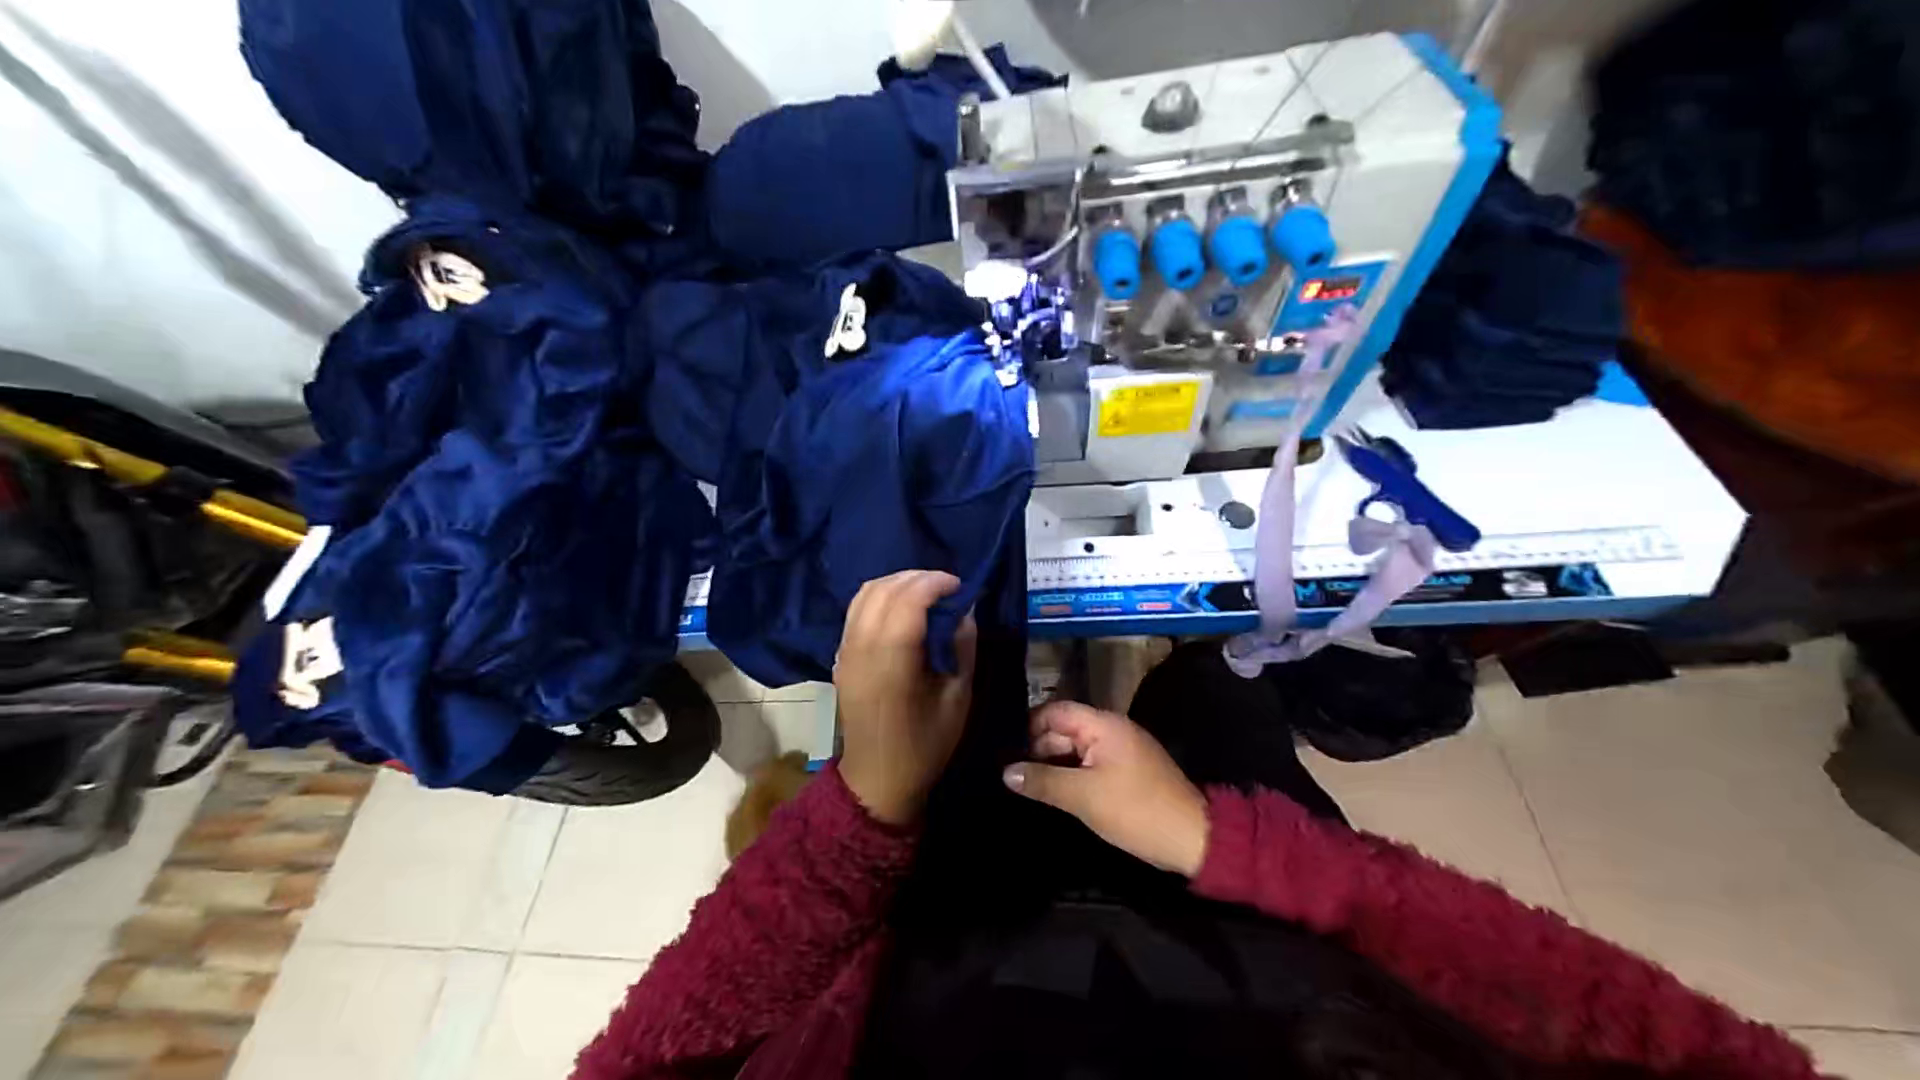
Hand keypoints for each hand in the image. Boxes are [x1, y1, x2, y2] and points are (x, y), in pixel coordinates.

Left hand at [834, 570, 976, 824]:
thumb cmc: (924, 746)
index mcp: (892, 663)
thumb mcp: (957, 700)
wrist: (877, 779)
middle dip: (917, 578)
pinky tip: (902, 607)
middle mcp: (862, 650)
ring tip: (926, 592)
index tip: (960, 587)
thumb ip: (962, 648)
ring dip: (896, 583)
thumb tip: (964, 611)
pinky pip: (856, 610)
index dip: (934, 583)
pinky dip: (879, 596)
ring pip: (865, 594)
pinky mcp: (840, 657)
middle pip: (883, 590)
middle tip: (947, 586)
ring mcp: (845, 652)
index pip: (907, 601)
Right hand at [1004, 702, 1209, 876]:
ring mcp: (1121, 751)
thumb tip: (1006, 772)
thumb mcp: (1083, 797)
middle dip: (1037, 749)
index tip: (1003, 748)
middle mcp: (1111, 729)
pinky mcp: (1126, 771)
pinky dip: (1071, 774)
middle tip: (1009, 773)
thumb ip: (1043, 780)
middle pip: (1064, 729)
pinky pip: (1089, 764)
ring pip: (1076, 749)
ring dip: (1053, 764)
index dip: (1028, 726)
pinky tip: (1053, 792)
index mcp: (1103, 724)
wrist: (1192, 839)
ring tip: (1023, 784)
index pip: (1055, 711)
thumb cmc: (1135, 810)